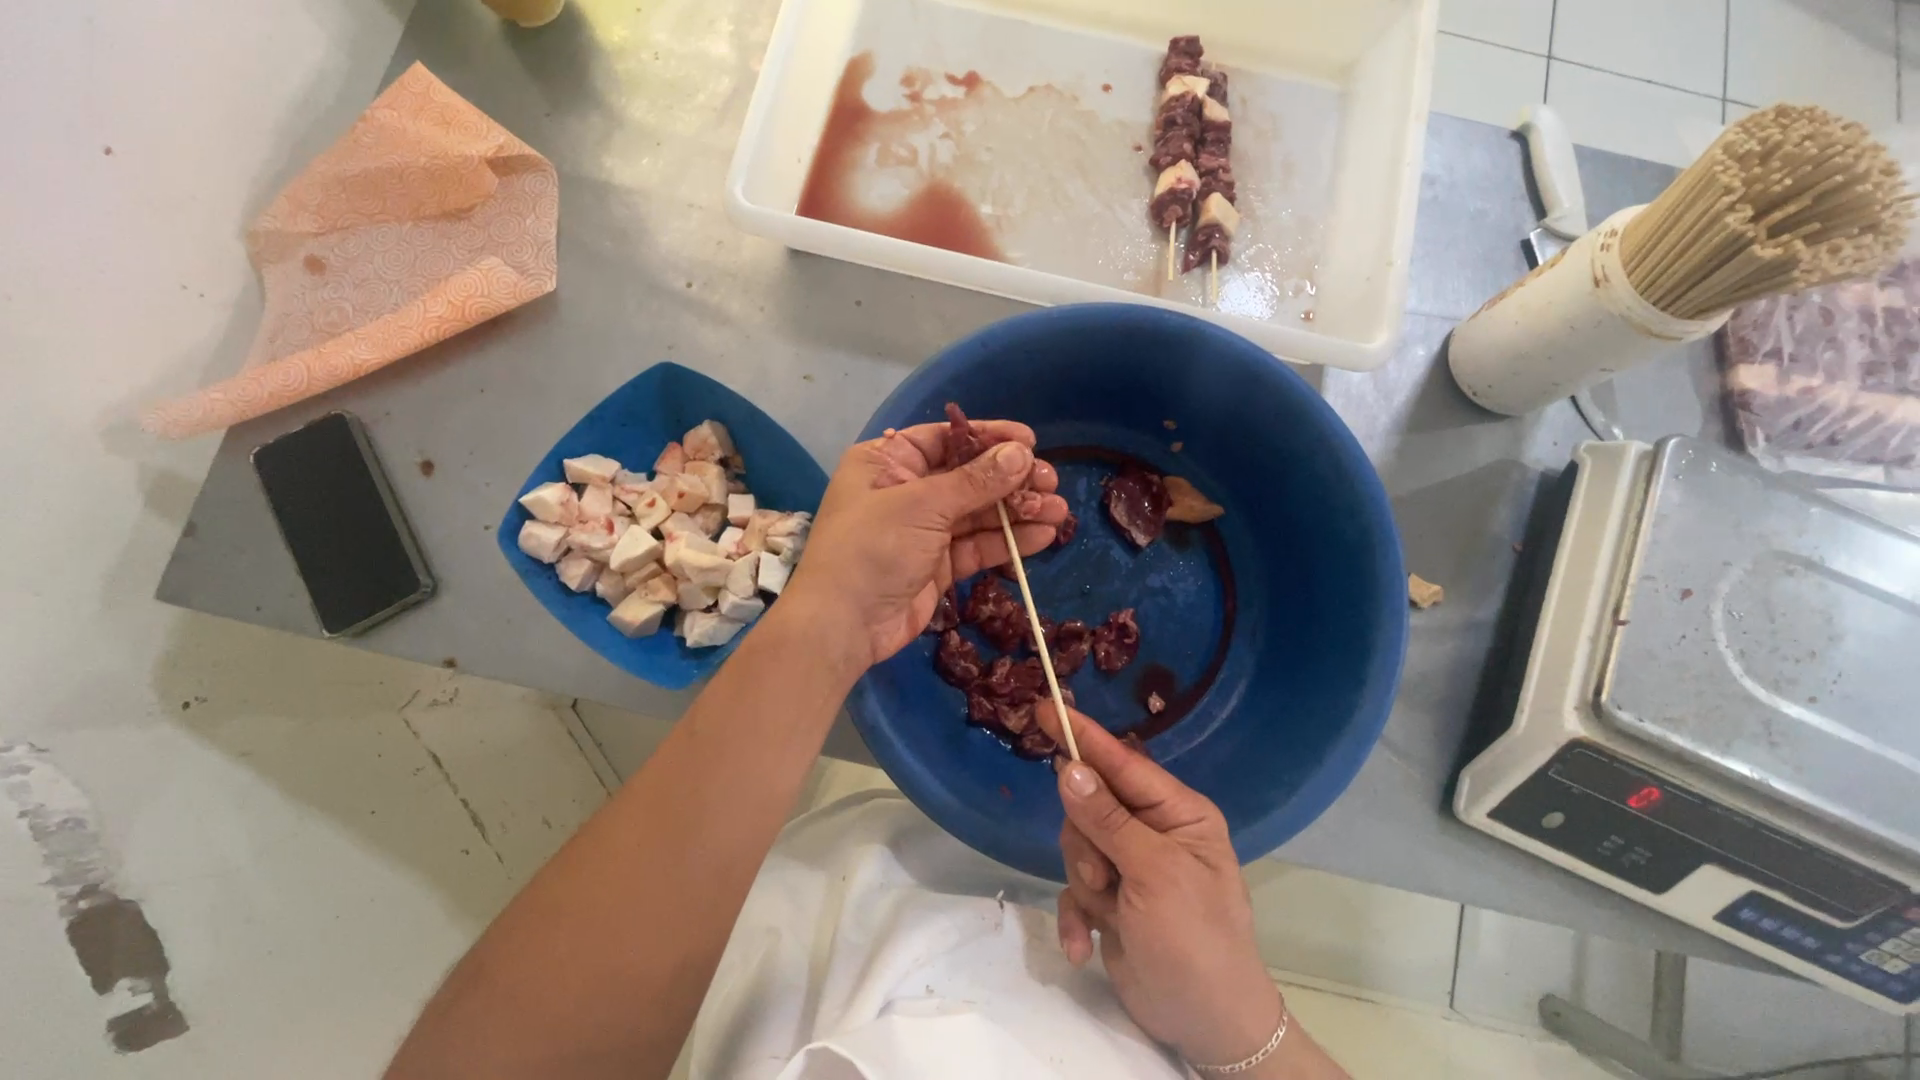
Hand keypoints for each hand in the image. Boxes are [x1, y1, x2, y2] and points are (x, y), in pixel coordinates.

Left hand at [782, 420, 1069, 670]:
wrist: (843, 625)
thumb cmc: (872, 549)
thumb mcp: (923, 506)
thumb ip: (976, 481)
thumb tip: (1021, 454)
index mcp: (887, 462)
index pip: (945, 439)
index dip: (989, 438)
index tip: (1031, 442)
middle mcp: (906, 491)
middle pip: (968, 475)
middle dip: (1011, 478)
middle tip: (1051, 482)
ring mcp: (923, 530)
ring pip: (978, 513)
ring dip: (1018, 510)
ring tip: (1059, 510)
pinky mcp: (938, 565)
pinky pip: (978, 545)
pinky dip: (1010, 541)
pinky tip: (1044, 534)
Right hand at [1040, 704, 1286, 1070]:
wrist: (1208, 1026)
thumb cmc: (1196, 939)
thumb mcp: (1154, 873)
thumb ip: (1107, 819)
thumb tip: (1069, 768)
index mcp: (1179, 813)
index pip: (1122, 762)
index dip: (1082, 736)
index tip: (1045, 708)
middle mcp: (1154, 833)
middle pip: (1090, 806)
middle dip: (1086, 841)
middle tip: (1102, 875)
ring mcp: (1130, 869)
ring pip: (1077, 846)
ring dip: (1085, 881)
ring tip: (1109, 911)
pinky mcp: (1111, 904)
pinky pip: (1074, 891)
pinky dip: (1077, 918)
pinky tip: (1087, 945)